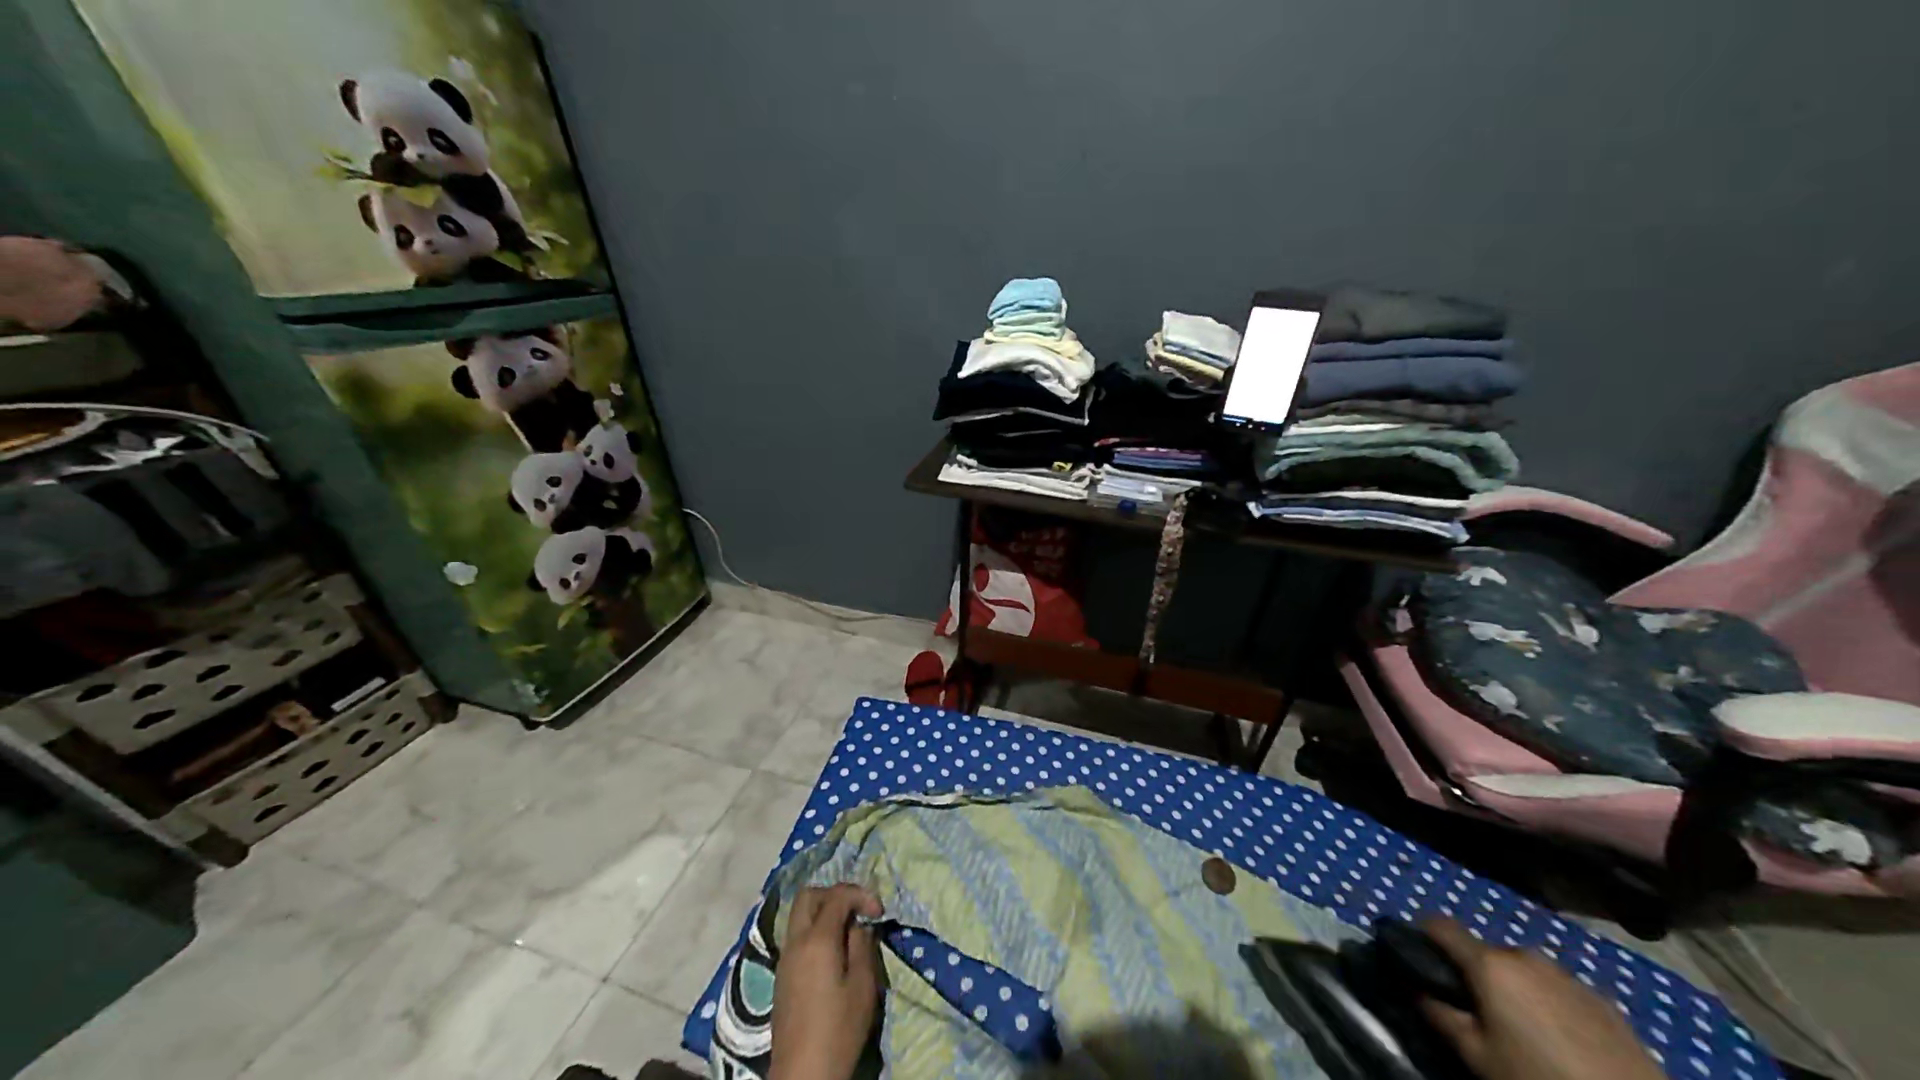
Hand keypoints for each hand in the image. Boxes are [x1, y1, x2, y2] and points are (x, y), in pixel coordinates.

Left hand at [769, 884, 885, 1079]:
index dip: (861, 894)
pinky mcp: (782, 975)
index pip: (837, 896)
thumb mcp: (863, 986)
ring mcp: (784, 958)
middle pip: (808, 896)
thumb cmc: (838, 1030)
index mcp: (816, 940)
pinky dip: (815, 930)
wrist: (803, 1074)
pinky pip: (797, 936)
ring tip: (848, 932)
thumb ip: (862, 946)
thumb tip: (859, 926)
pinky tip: (833, 953)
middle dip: (835, 894)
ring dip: (823, 911)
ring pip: (799, 915)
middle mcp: (795, 941)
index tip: (879, 912)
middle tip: (858, 910)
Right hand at [1420, 918, 1665, 1079]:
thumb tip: (1417, 988)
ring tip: (1523, 1028)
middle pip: (1484, 951)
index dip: (1421, 934)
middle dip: (1474, 971)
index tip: (1417, 957)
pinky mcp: (1603, 1000)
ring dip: (1513, 986)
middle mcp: (1526, 956)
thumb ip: (1439, 1014)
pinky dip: (1548, 1002)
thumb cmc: (1539, 1078)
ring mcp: (1569, 975)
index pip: (1439, 924)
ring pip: (1523, 969)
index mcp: (1490, 963)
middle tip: (1476, 1010)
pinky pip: (1558, 988)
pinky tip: (1562, 1040)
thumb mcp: (1476, 1055)